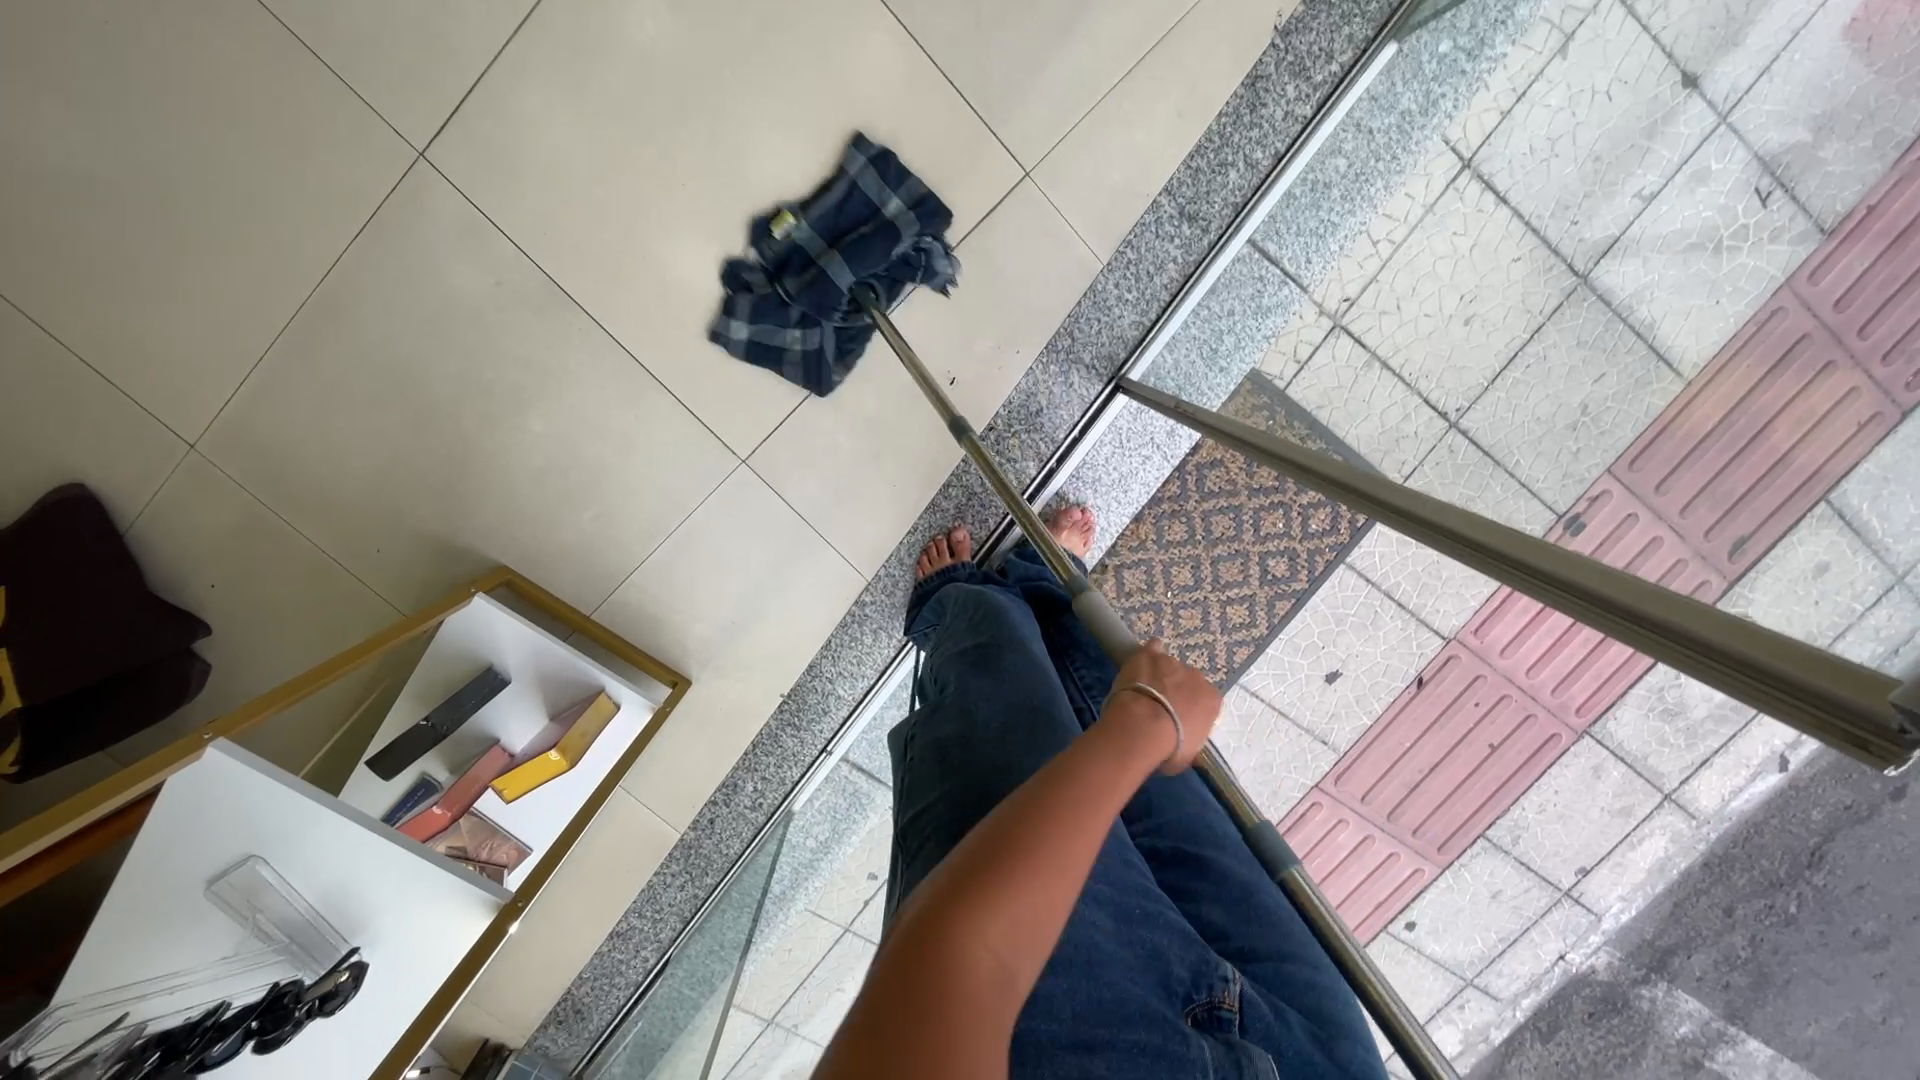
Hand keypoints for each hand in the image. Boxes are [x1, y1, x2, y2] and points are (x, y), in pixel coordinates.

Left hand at [1100, 639, 1221, 772]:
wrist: (1141, 728)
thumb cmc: (1168, 748)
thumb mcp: (1188, 755)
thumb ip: (1190, 744)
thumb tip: (1186, 748)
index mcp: (1212, 700)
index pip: (1205, 700)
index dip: (1190, 708)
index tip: (1178, 718)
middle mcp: (1196, 677)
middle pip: (1187, 680)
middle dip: (1176, 690)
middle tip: (1158, 705)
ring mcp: (1172, 663)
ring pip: (1168, 665)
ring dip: (1159, 674)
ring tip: (1143, 688)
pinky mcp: (1149, 655)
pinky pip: (1153, 647)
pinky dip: (1149, 652)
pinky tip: (1141, 659)